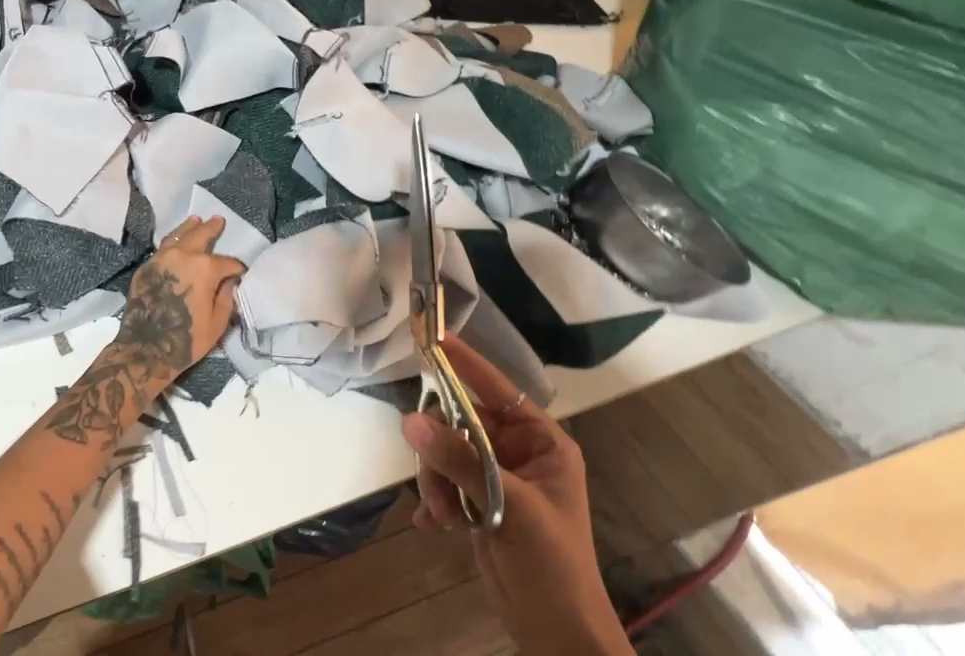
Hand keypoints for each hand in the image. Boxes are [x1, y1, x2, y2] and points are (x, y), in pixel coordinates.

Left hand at [113, 216, 244, 383]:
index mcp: (205, 268)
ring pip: (176, 237)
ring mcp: (160, 259)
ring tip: (195, 220)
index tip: (240, 273)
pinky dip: (172, 244)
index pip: (227, 263)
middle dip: (211, 228)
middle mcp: (182, 256)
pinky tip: (175, 244)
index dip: (237, 269)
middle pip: (200, 235)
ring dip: (188, 228)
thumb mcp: (218, 322)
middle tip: (217, 220)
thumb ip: (226, 297)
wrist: (146, 347)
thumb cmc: (188, 338)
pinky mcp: (145, 268)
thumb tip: (229, 282)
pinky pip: (161, 249)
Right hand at [404, 334, 632, 654]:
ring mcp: (495, 477)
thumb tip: (410, 419)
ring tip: (445, 515)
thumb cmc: (551, 561)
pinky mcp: (477, 500)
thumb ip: (459, 460)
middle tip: (435, 479)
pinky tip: (435, 525)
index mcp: (543, 444)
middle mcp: (518, 453)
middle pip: (460, 423)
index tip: (434, 338)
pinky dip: (434, 501)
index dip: (468, 364)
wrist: (554, 627)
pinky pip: (440, 480)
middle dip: (440, 451)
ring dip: (435, 483)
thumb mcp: (509, 505)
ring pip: (443, 453)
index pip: (500, 391)